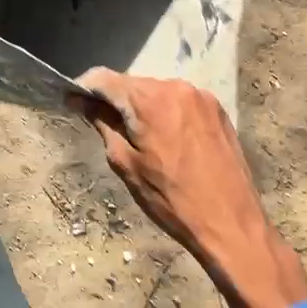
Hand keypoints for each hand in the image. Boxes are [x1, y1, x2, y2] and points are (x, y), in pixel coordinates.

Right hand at [72, 69, 306, 307]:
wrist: (234, 228)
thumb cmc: (173, 200)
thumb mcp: (125, 163)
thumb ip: (101, 123)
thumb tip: (79, 99)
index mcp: (149, 99)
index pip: (103, 78)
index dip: (84, 88)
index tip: (72, 102)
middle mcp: (175, 87)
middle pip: (131, 84)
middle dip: (115, 101)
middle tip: (106, 126)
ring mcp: (201, 98)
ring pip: (156, 92)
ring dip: (142, 107)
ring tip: (141, 138)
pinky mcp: (219, 112)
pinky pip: (179, 102)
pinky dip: (166, 113)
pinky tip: (169, 140)